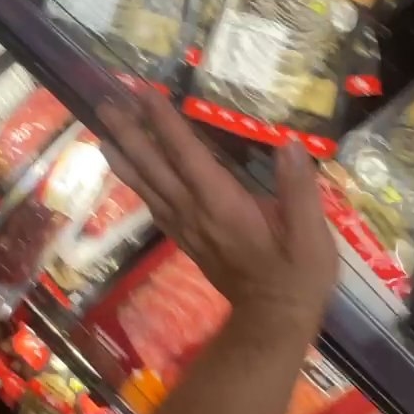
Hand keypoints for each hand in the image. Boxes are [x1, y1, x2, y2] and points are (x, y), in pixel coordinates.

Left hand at [98, 87, 338, 336]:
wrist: (272, 321)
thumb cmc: (296, 275)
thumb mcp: (311, 235)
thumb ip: (299, 189)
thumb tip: (288, 143)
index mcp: (221, 204)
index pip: (186, 154)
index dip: (165, 122)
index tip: (144, 92)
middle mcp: (194, 212)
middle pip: (154, 167)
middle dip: (129, 133)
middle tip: (105, 104)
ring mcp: (184, 226)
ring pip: (146, 185)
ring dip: (124, 156)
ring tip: (102, 131)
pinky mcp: (184, 237)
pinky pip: (152, 203)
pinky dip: (135, 182)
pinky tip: (128, 171)